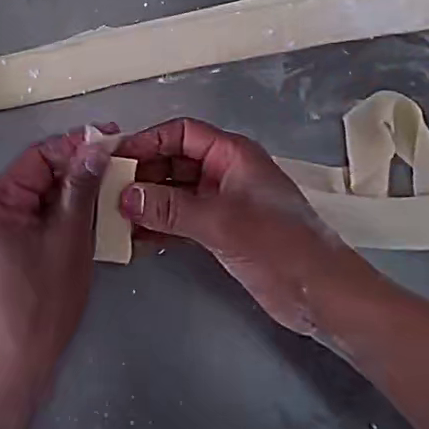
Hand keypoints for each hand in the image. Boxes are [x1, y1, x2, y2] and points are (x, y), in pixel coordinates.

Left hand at [0, 124, 112, 383]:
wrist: (18, 363)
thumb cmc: (42, 301)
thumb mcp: (68, 237)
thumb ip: (81, 187)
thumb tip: (98, 145)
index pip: (39, 156)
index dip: (76, 144)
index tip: (112, 136)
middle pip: (42, 173)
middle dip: (80, 166)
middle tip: (119, 160)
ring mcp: (0, 227)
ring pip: (46, 193)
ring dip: (78, 189)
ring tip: (115, 182)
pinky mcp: (13, 243)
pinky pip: (44, 214)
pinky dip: (69, 211)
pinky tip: (97, 209)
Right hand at [116, 118, 380, 335]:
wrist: (322, 295)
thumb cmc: (280, 245)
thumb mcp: (222, 222)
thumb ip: (171, 209)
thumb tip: (124, 197)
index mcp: (232, 154)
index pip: (182, 133)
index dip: (149, 140)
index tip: (116, 158)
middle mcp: (224, 172)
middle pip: (174, 161)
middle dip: (142, 174)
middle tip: (106, 190)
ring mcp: (221, 202)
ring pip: (174, 192)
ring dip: (146, 202)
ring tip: (113, 216)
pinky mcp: (219, 231)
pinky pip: (180, 219)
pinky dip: (159, 226)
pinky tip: (133, 239)